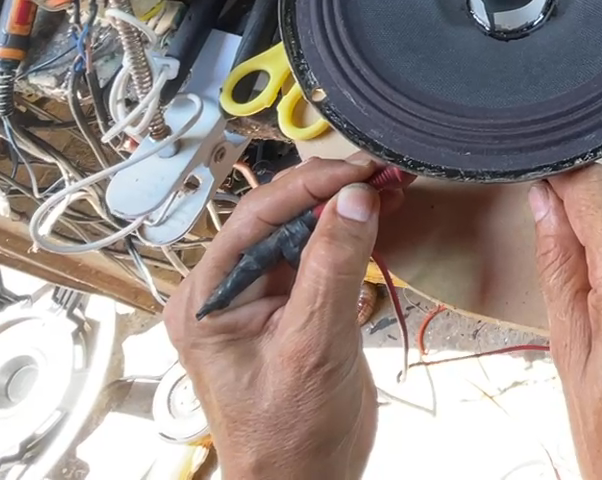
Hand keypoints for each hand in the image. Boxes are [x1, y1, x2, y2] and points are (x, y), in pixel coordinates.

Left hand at [165, 156, 402, 479]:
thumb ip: (333, 266)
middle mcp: (229, 286)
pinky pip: (322, 248)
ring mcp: (263, 291)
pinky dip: (354, 227)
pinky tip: (383, 211)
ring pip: (304, 224)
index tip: (363, 168)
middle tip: (385, 172)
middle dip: (334, 189)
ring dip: (348, 203)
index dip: (313, 184)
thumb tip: (357, 195)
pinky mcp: (295, 299)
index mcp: (209, 297)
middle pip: (280, 212)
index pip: (258, 215)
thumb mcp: (314, 345)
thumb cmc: (293, 433)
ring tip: (392, 184)